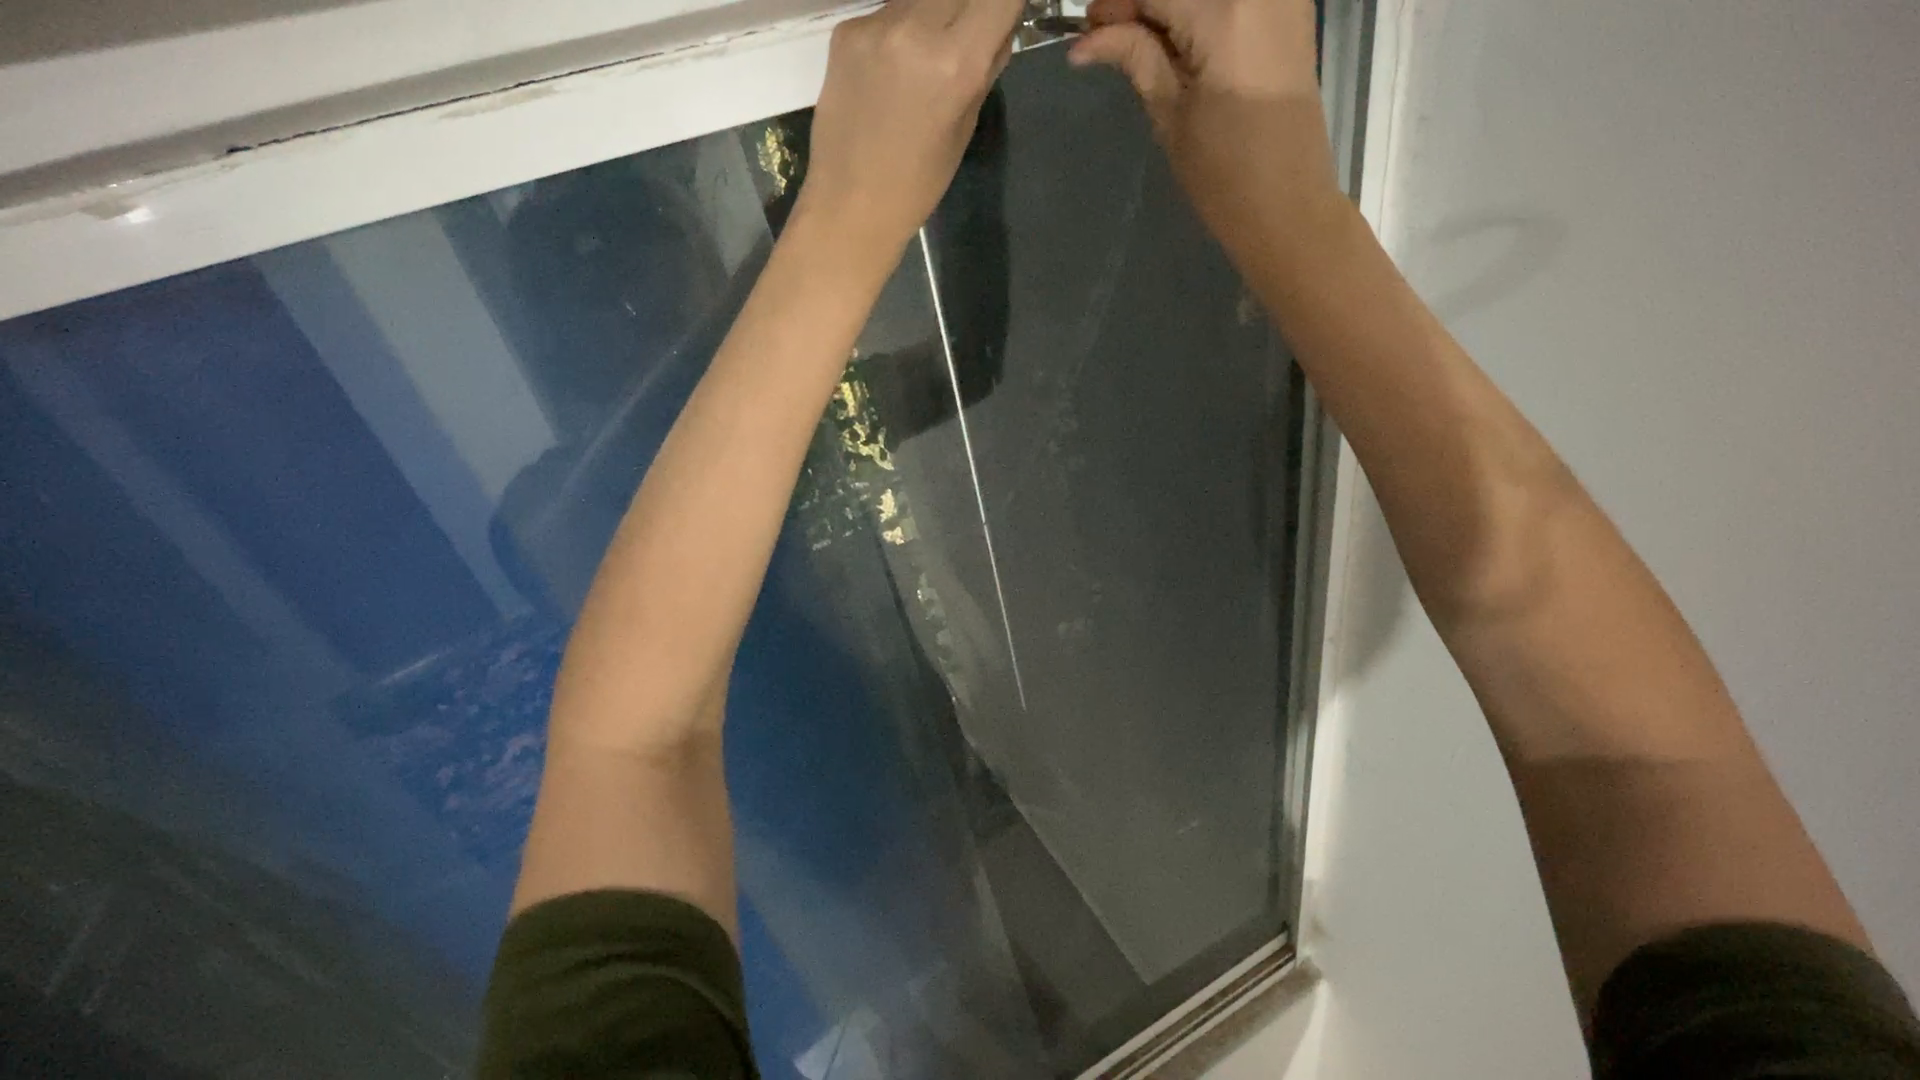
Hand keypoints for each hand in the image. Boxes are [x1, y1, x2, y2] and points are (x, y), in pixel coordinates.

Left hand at [798, 0, 1024, 255]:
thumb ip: (984, 66)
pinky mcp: (846, 31)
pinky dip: (899, 31)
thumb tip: (1000, 26)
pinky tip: (888, 72)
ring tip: (923, 60)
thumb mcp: (966, 125)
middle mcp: (915, 29)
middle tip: (964, 40)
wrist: (851, 202)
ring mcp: (876, 26)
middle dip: (970, 7)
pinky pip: (887, 13)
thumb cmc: (919, 180)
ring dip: (934, 13)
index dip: (1005, 2)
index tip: (1002, 15)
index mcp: (956, 62)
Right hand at [1068, 0, 1343, 260]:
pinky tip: (1182, 35)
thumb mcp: (1171, 115)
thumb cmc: (1224, 174)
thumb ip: (1136, 58)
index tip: (1088, 28)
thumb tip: (1087, 40)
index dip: (1116, 4)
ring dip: (1172, 7)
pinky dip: (1202, 10)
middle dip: (1143, 2)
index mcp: (1224, 16)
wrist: (1289, 203)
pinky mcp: (1293, 8)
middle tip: (1113, 33)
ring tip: (1145, 39)